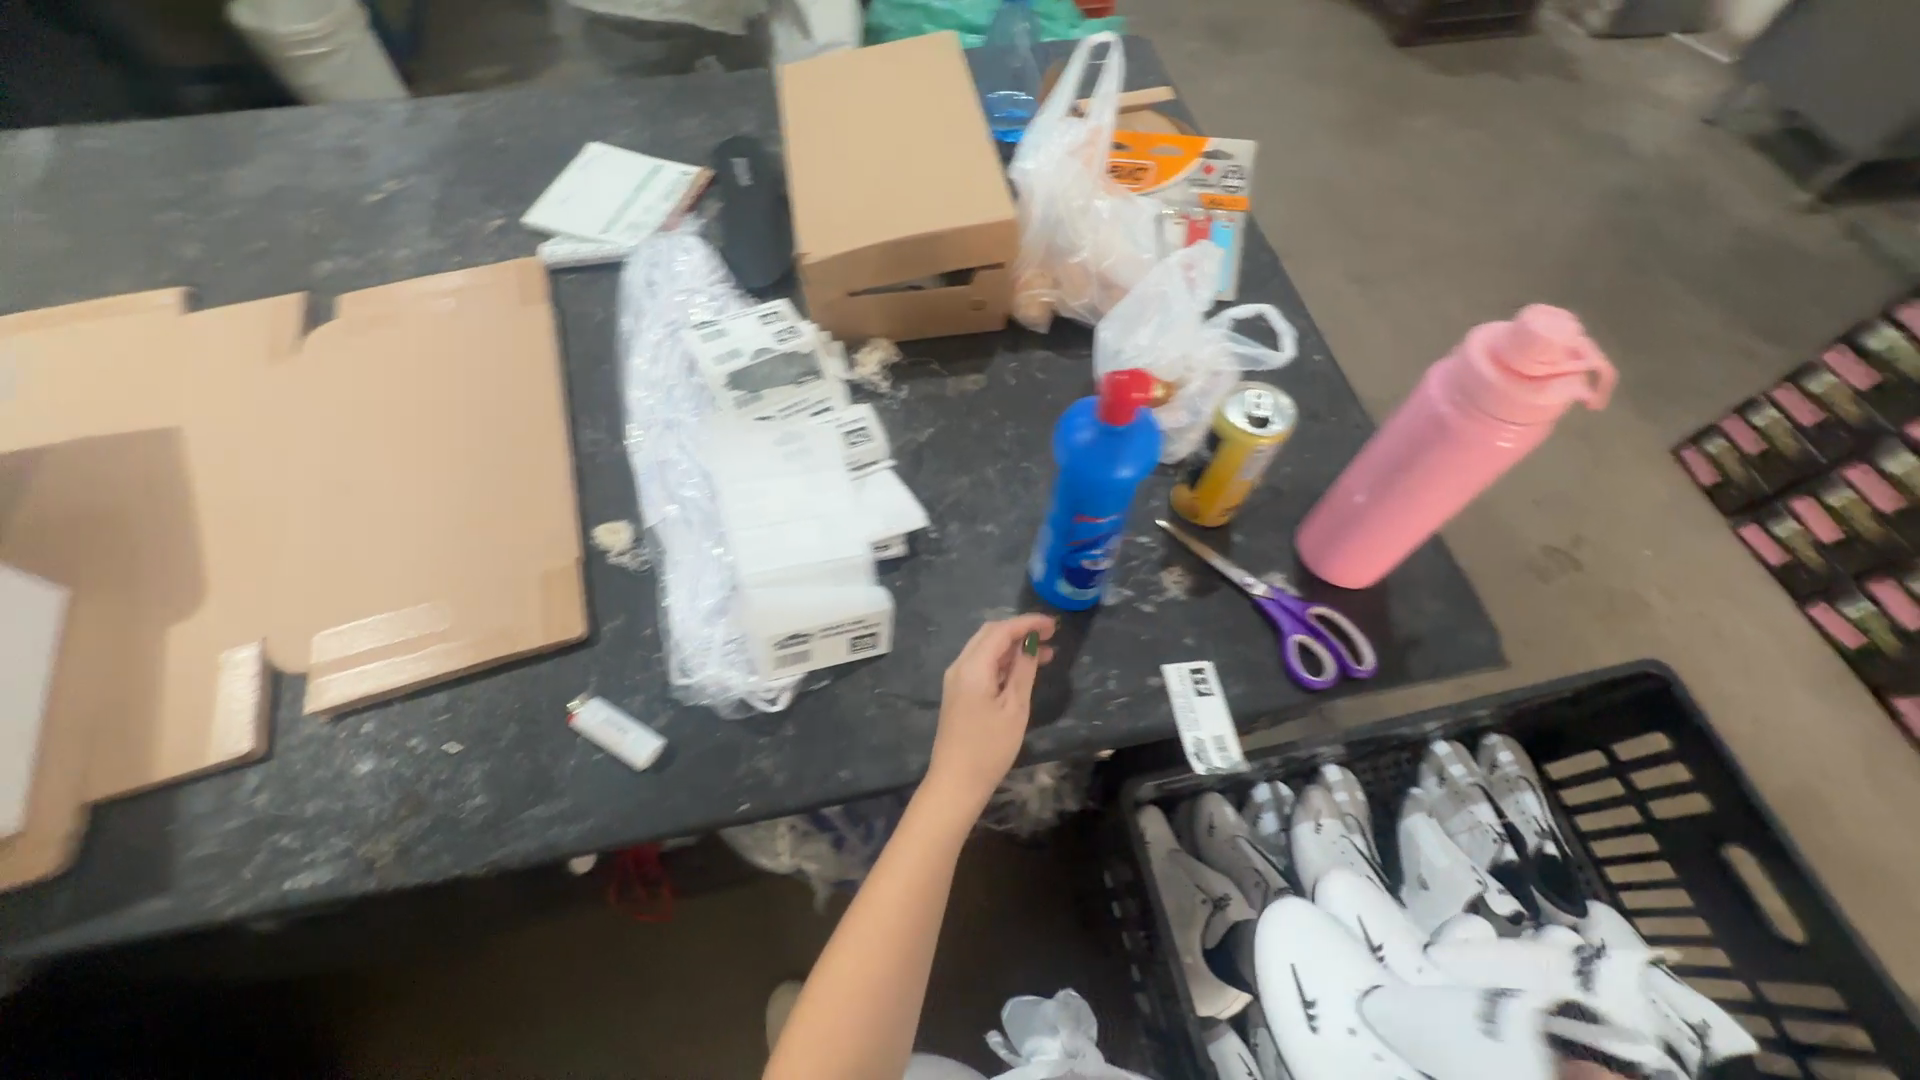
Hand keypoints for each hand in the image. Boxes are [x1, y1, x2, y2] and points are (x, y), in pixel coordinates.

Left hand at [925, 615, 1057, 811]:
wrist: (956, 781)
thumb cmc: (990, 747)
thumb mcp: (1015, 708)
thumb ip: (1023, 672)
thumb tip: (1032, 646)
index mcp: (973, 667)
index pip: (1001, 631)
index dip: (1028, 623)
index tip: (1053, 625)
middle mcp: (960, 666)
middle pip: (990, 634)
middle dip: (1020, 631)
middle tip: (1050, 636)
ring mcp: (956, 679)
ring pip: (985, 649)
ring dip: (1013, 647)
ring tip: (1046, 653)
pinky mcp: (958, 692)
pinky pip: (981, 665)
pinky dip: (1003, 661)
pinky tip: (1023, 670)